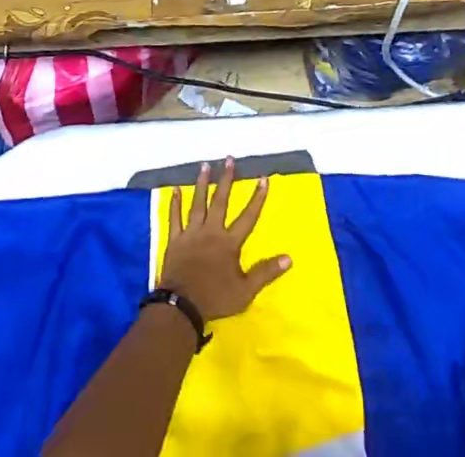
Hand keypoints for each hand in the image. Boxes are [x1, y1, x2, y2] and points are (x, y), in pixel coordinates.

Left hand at [158, 158, 290, 321]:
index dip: (257, 198)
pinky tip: (175, 189)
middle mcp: (211, 231)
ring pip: (197, 203)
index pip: (248, 217)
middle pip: (220, 201)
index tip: (263, 178)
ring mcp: (191, 233)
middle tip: (229, 159)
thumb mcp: (246, 291)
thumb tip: (289, 257)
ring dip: (201, 183)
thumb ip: (266, 272)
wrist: (182, 305)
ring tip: (204, 165)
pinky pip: (175, 217)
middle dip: (226, 179)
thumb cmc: (216, 298)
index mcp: (229, 243)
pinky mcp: (175, 239)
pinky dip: (175, 202)